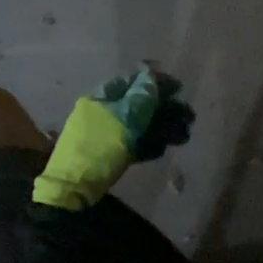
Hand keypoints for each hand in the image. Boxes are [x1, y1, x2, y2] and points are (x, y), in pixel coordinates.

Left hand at [31, 66, 193, 210]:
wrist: (74, 187)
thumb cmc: (99, 147)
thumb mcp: (123, 118)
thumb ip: (141, 96)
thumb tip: (152, 74)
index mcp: (102, 96)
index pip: (132, 81)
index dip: (155, 82)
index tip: (178, 88)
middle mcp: (104, 111)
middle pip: (139, 104)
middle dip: (164, 109)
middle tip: (188, 117)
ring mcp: (107, 133)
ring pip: (139, 125)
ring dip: (162, 127)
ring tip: (183, 135)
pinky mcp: (111, 154)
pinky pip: (134, 143)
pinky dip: (149, 143)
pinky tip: (163, 148)